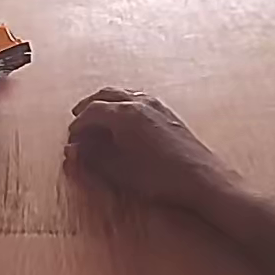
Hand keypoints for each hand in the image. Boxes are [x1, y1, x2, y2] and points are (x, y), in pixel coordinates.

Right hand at [66, 88, 240, 213]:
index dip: (77, 125)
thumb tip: (71, 150)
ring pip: (122, 94)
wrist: (203, 180)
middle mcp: (139, 103)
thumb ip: (92, 158)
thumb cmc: (158, 177)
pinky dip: (122, 105)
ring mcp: (156, 106)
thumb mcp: (118, 171)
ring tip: (97, 120)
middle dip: (88, 107)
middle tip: (77, 122)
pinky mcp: (168, 113)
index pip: (91, 112)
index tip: (71, 139)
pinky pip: (137, 99)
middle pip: (105, 95)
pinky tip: (123, 121)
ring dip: (105, 104)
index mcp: (124, 114)